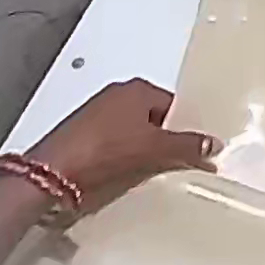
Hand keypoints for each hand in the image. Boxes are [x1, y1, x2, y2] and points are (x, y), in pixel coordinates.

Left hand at [25, 79, 218, 202]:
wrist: (50, 175)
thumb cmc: (104, 151)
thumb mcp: (153, 150)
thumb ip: (186, 146)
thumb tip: (214, 144)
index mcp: (138, 88)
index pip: (172, 106)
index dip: (181, 130)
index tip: (188, 153)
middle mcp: (118, 93)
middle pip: (152, 119)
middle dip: (161, 142)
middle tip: (168, 166)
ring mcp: (97, 113)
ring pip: (132, 132)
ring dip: (139, 151)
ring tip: (143, 175)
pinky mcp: (81, 133)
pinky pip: (112, 143)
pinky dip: (119, 157)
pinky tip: (119, 176)